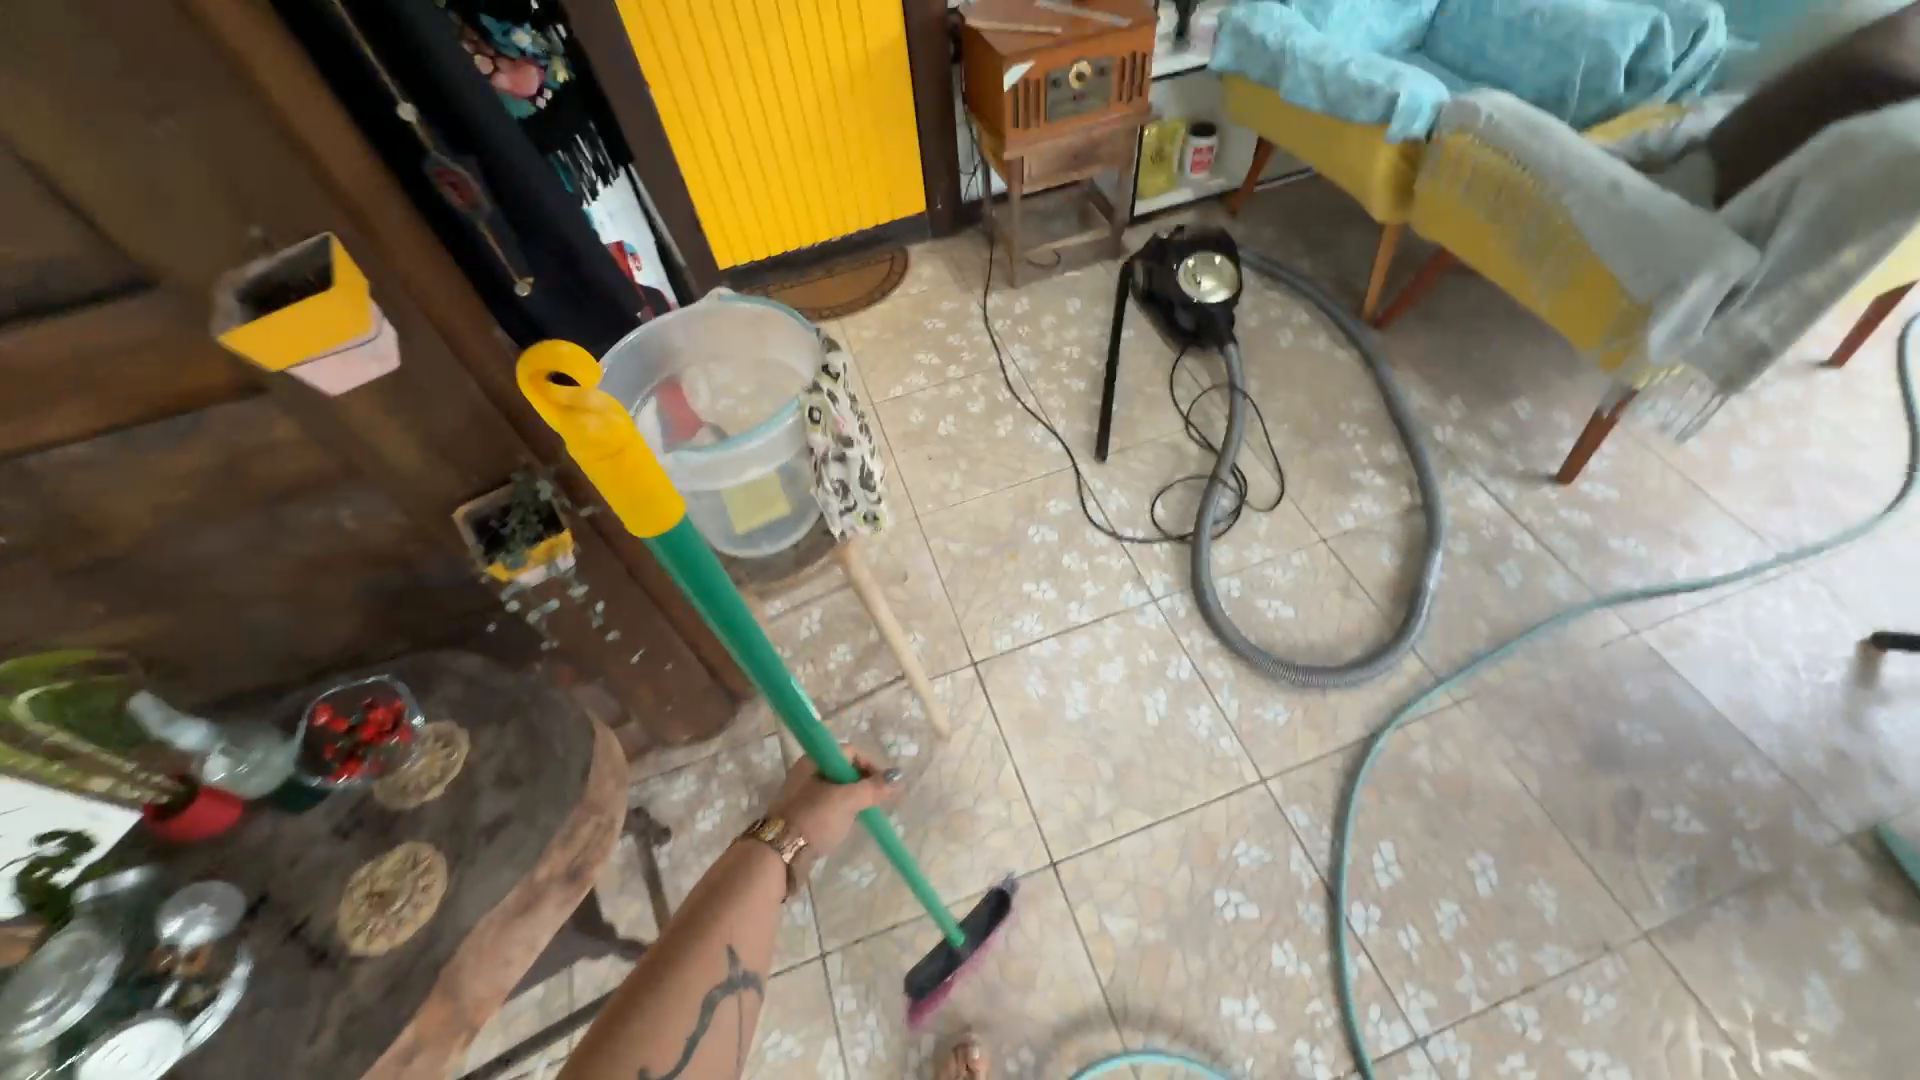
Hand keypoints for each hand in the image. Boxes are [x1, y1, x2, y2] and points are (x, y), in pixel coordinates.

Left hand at [769, 751, 901, 877]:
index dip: (870, 765)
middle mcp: (806, 772)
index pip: (850, 752)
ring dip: (853, 799)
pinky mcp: (801, 815)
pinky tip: (846, 825)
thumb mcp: (847, 801)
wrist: (779, 853)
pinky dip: (841, 812)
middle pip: (844, 771)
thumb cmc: (815, 818)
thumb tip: (898, 776)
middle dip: (863, 784)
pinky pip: (828, 806)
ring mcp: (802, 794)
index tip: (884, 785)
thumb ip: (873, 788)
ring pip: (837, 790)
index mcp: (814, 760)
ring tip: (863, 814)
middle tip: (877, 800)